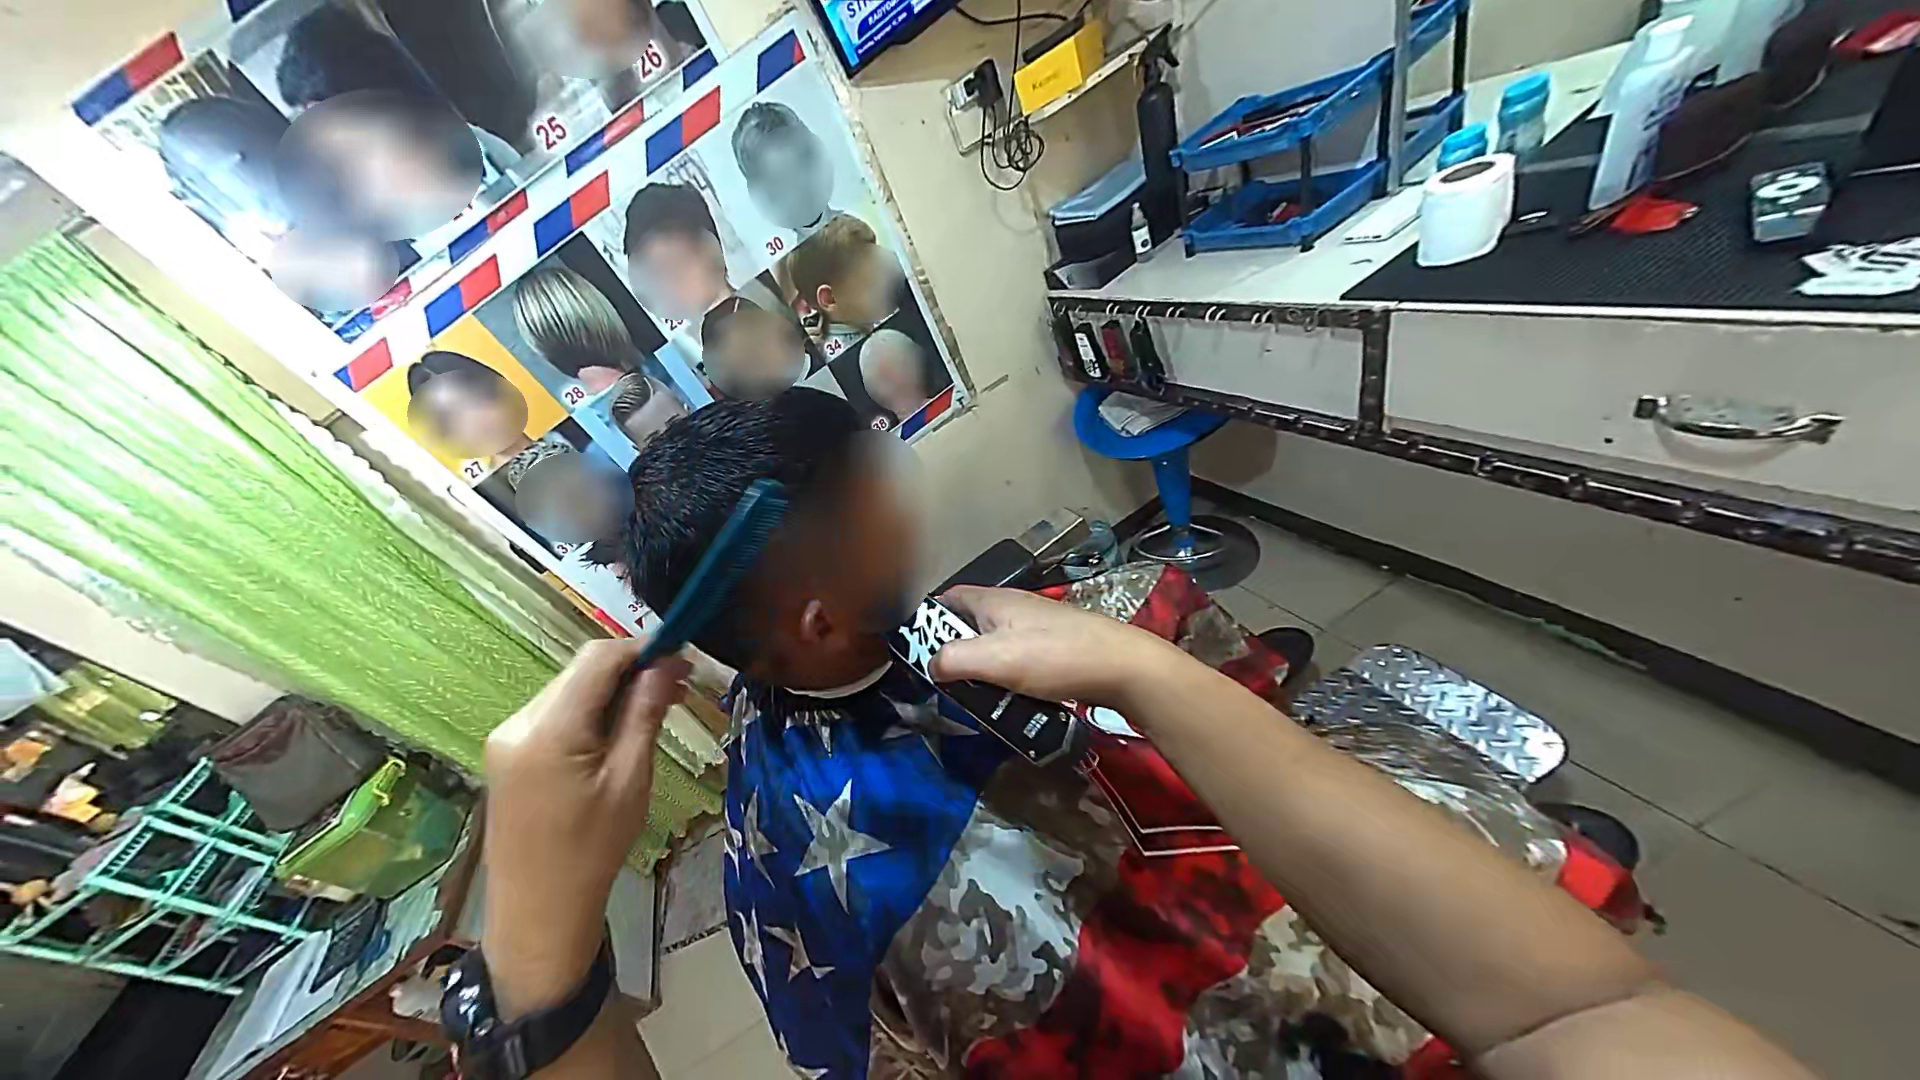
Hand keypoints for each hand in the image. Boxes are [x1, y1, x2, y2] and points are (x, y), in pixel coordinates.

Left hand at [481, 639, 690, 1016]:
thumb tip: (668, 662)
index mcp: (548, 730)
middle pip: (582, 670)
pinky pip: (558, 710)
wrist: (538, 912)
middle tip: (678, 686)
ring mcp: (507, 737)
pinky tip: (620, 728)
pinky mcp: (508, 752)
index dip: (642, 649)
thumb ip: (645, 711)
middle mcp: (518, 723)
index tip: (682, 658)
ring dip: (615, 689)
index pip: (598, 658)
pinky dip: (593, 709)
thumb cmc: (593, 848)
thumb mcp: (631, 777)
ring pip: (571, 687)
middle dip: (632, 669)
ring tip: (656, 707)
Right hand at [929, 586, 1180, 708]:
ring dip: (981, 668)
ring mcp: (1036, 626)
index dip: (928, 618)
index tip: (917, 649)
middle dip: (954, 650)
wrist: (1122, 667)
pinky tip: (1010, 697)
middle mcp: (1012, 607)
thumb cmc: (1055, 656)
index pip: (948, 597)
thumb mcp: (995, 658)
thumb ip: (953, 660)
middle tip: (946, 681)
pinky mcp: (1054, 647)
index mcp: (994, 601)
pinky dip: (1006, 676)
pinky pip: (1017, 659)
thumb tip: (930, 667)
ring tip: (976, 696)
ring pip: (993, 645)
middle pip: (969, 624)